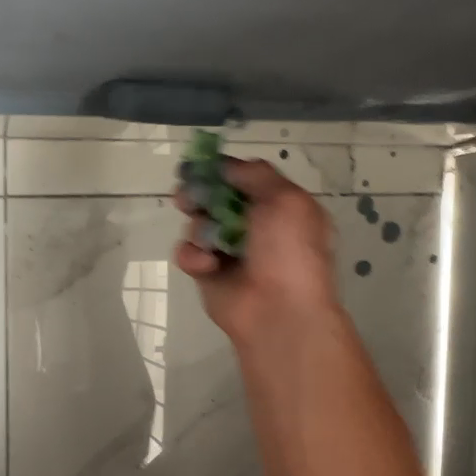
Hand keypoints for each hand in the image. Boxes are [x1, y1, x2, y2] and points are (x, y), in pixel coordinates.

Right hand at [175, 157, 341, 351]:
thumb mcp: (287, 200)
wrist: (278, 311)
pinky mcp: (207, 273)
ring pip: (198, 223)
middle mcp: (255, 227)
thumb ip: (256, 175)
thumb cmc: (289, 252)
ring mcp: (229, 250)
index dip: (221, 170)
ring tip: (209, 240)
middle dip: (199, 194)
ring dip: (199, 227)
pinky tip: (208, 265)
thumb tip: (228, 166)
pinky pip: (188, 253)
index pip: (245, 179)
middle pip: (215, 199)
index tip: (199, 165)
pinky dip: (193, 255)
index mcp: (280, 208)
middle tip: (186, 197)